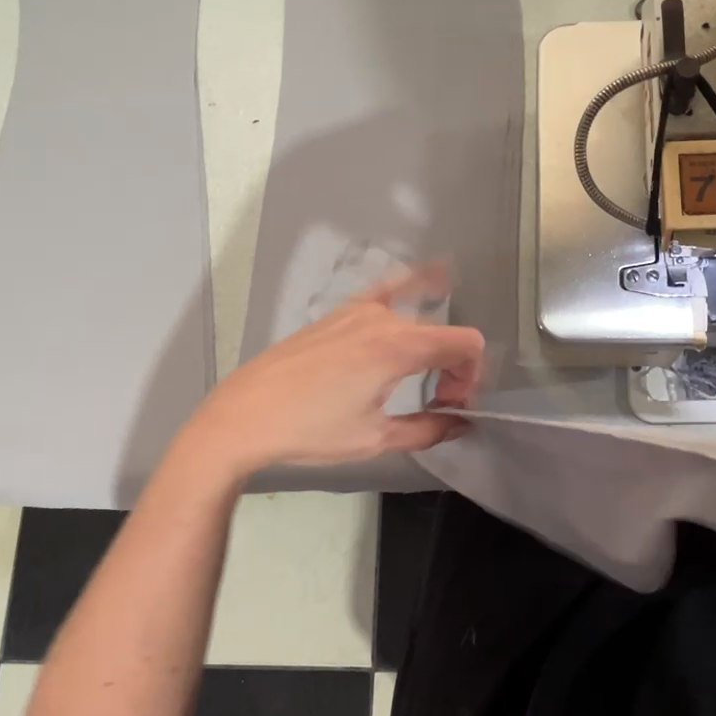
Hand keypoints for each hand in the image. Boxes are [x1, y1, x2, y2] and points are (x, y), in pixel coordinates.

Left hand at [177, 267, 486, 478]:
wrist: (244, 416)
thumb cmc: (311, 430)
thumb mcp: (375, 438)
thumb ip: (428, 429)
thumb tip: (461, 424)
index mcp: (398, 347)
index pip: (466, 345)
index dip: (471, 376)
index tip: (452, 407)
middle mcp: (383, 319)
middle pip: (444, 334)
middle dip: (452, 369)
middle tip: (436, 405)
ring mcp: (357, 311)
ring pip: (417, 319)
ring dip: (429, 348)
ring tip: (414, 381)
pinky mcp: (337, 315)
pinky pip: (387, 293)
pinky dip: (413, 287)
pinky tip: (433, 277)